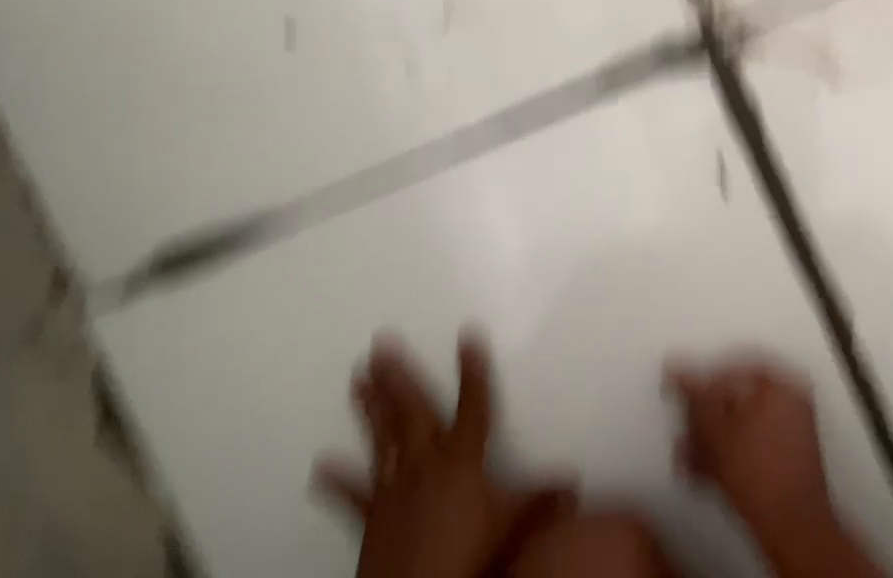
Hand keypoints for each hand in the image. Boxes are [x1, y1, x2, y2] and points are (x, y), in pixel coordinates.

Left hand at [314, 333, 574, 577]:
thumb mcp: (516, 525)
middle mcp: (424, 464)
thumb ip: (543, 500)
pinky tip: (321, 466)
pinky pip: (352, 496)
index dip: (472, 371)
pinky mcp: (370, 518)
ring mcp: (393, 489)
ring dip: (370, 407)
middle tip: (382, 344)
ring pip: (382, 438)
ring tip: (358, 377)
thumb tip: (572, 484)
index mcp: (461, 459)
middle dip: (399, 377)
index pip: (473, 405)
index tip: (467, 336)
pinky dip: (337, 482)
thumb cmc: (469, 556)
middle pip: (412, 411)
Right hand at [664, 355, 837, 544]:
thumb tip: (676, 367)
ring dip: (707, 438)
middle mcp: (790, 399)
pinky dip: (724, 453)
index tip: (679, 389)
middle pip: (734, 395)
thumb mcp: (717, 430)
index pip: (733, 364)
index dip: (701, 377)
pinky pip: (748, 443)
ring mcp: (791, 428)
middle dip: (701, 416)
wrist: (791, 525)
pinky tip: (700, 471)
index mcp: (781, 383)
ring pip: (738, 422)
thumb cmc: (764, 476)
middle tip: (682, 426)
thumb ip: (694, 396)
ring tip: (686, 455)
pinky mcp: (785, 456)